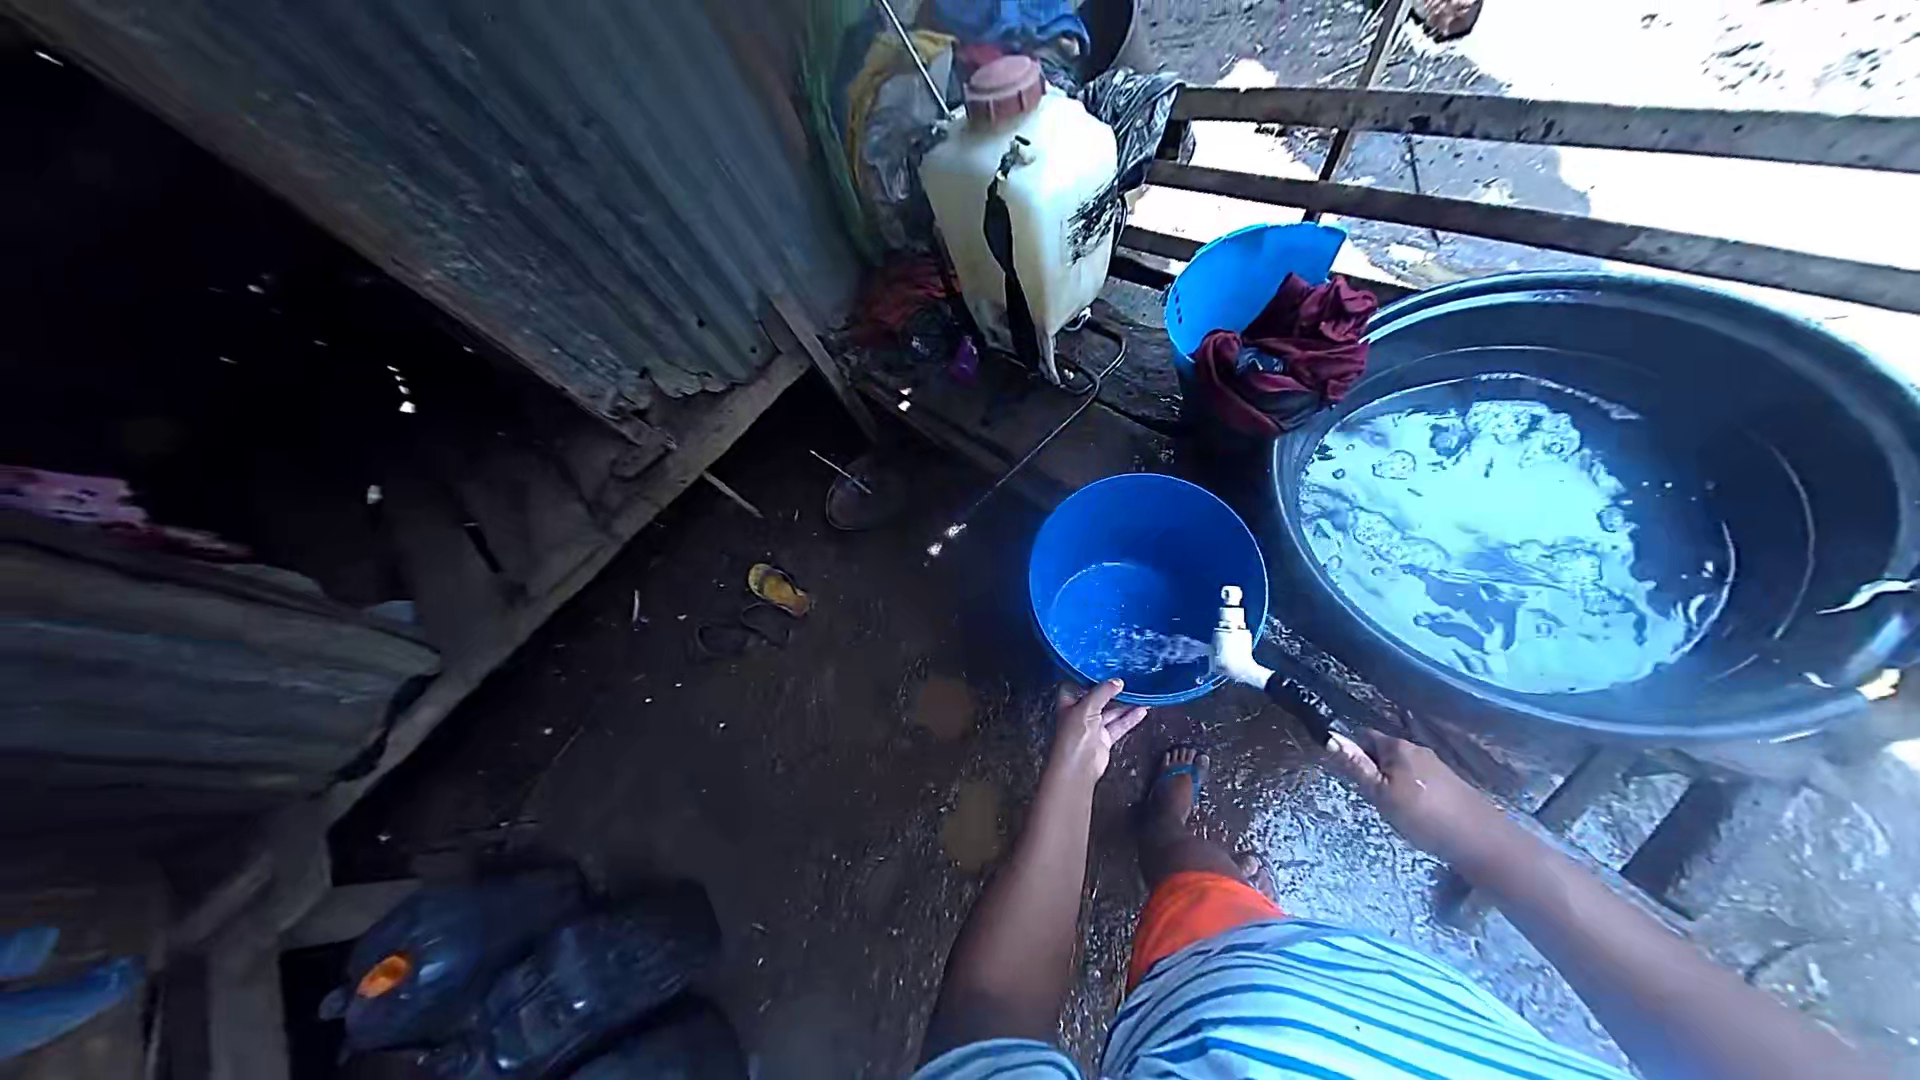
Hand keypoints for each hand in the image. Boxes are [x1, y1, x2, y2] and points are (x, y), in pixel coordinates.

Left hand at [1048, 680, 1148, 782]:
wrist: (1078, 767)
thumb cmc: (1073, 737)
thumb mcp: (1087, 708)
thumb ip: (1102, 693)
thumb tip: (1116, 682)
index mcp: (1069, 703)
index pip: (1078, 685)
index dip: (1089, 677)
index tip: (1104, 668)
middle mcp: (1079, 714)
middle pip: (1098, 698)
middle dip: (1112, 691)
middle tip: (1128, 681)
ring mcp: (1092, 727)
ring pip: (1111, 712)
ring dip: (1125, 705)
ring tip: (1141, 695)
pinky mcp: (1103, 739)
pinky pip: (1118, 725)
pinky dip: (1130, 719)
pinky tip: (1141, 711)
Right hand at [1325, 729, 1514, 871]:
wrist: (1482, 842)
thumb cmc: (1422, 815)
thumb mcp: (1379, 792)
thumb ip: (1354, 765)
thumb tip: (1328, 736)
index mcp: (1397, 746)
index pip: (1364, 737)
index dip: (1354, 754)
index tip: (1355, 779)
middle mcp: (1417, 749)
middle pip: (1384, 752)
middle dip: (1375, 770)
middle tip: (1374, 798)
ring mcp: (1437, 766)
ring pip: (1402, 767)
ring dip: (1394, 782)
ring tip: (1396, 808)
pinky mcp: (1452, 783)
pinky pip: (1420, 779)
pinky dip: (1413, 791)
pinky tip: (1418, 813)